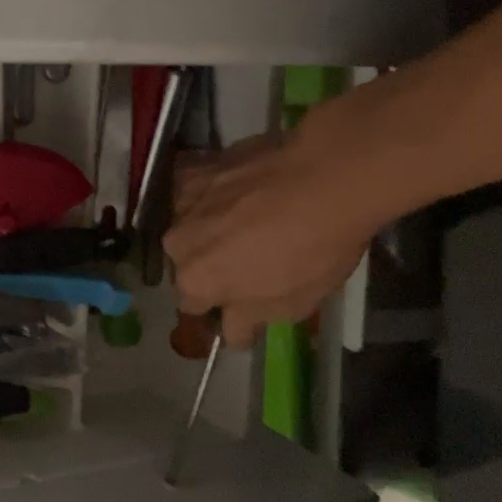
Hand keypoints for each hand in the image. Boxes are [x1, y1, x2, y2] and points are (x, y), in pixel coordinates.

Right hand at [162, 129, 378, 347]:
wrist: (324, 179)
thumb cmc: (314, 251)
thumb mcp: (293, 304)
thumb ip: (249, 320)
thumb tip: (230, 332)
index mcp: (196, 283)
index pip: (193, 305)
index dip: (217, 302)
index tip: (240, 296)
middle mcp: (177, 244)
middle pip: (185, 261)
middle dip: (206, 261)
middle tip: (243, 253)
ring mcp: (181, 204)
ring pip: (186, 225)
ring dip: (204, 226)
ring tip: (239, 217)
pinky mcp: (192, 169)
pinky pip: (189, 189)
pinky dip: (204, 193)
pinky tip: (231, 188)